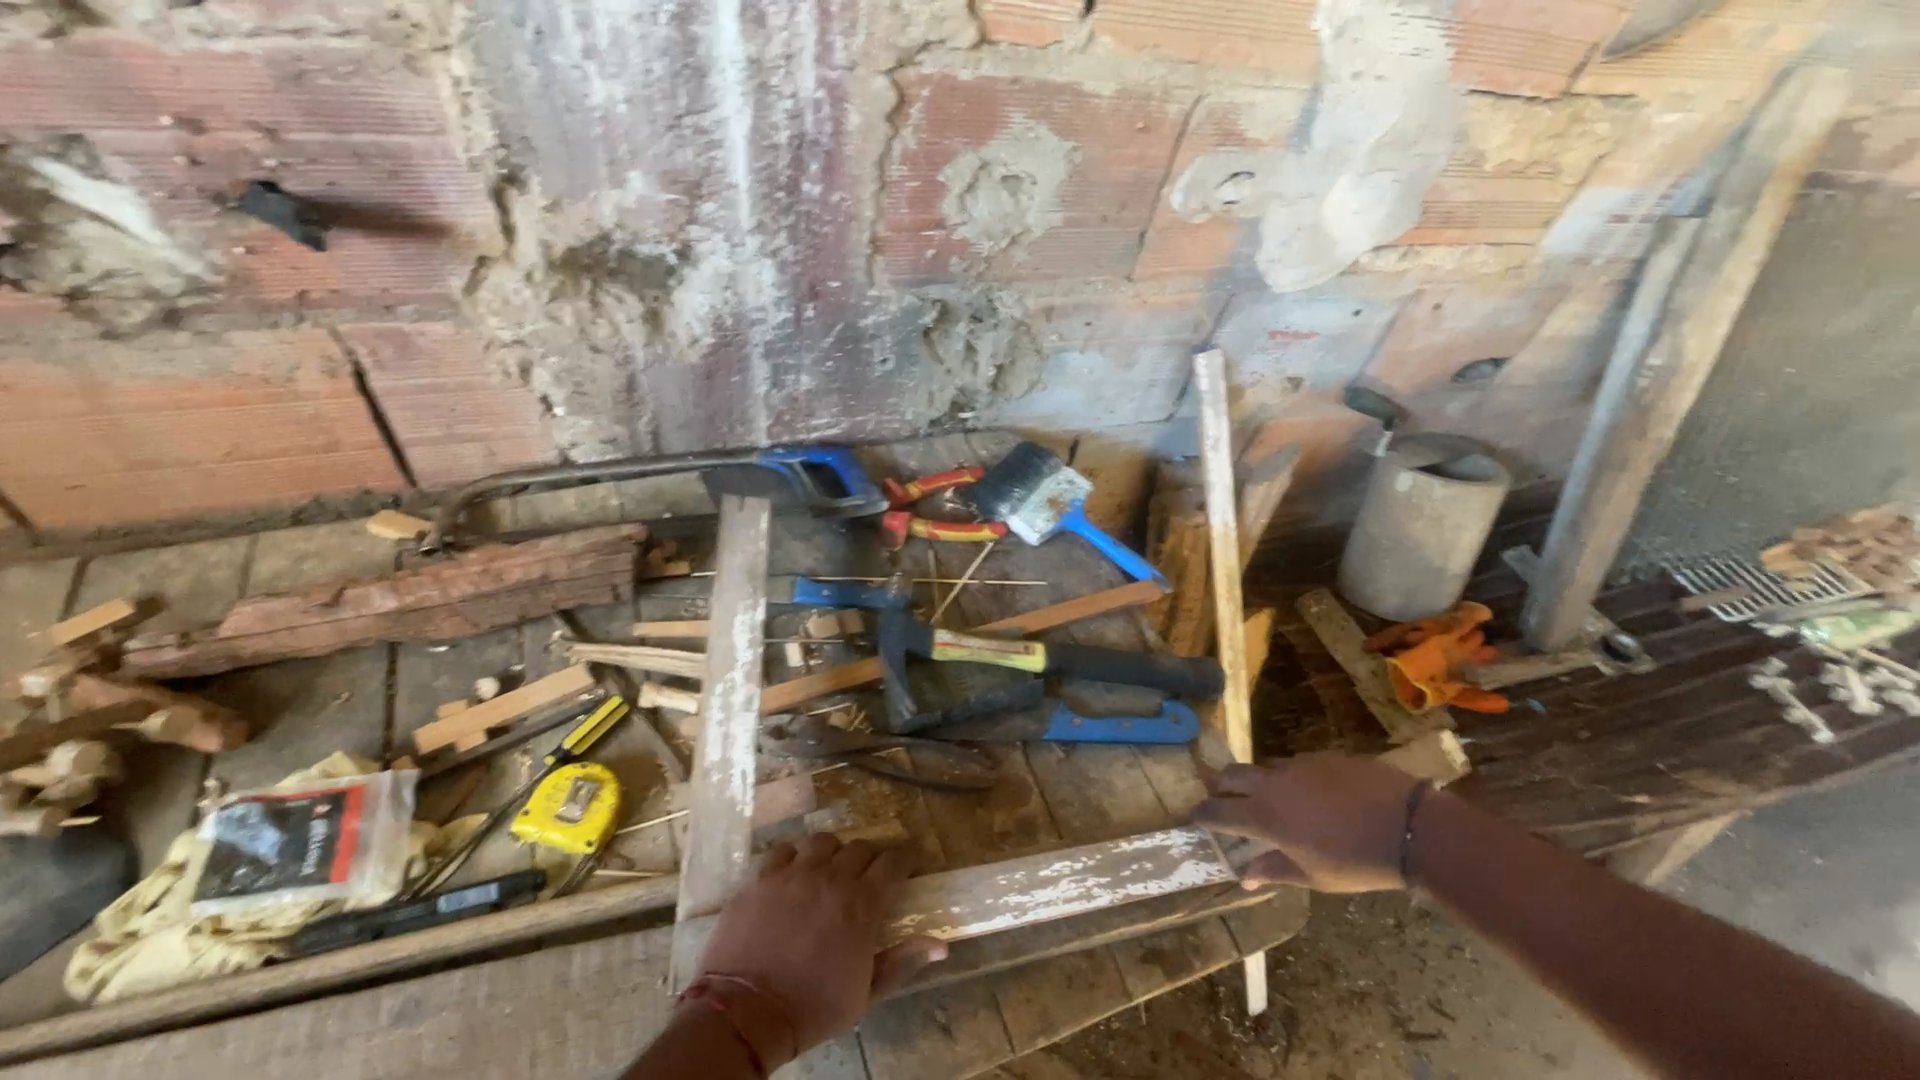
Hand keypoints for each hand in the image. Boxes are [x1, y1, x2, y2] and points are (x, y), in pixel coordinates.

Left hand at [696, 834, 946, 1057]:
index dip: (903, 861)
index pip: (894, 862)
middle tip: (865, 877)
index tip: (905, 868)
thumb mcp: (866, 993)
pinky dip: (792, 857)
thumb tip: (941, 945)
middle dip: (869, 858)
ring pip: (822, 841)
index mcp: (862, 904)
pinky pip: (782, 850)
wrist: (746, 1013)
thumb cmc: (813, 1008)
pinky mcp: (761, 878)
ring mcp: (793, 874)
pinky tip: (792, 875)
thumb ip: (903, 961)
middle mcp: (831, 878)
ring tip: (827, 871)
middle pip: (860, 847)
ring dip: (831, 853)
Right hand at [1193, 754, 1426, 892]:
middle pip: (1232, 774)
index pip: (1218, 812)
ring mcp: (1300, 764)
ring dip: (1260, 782)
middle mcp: (1274, 783)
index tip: (1192, 818)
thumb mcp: (1314, 876)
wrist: (1410, 826)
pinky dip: (1293, 778)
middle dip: (1221, 786)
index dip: (1202, 815)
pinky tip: (1312, 794)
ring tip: (1273, 800)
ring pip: (1266, 767)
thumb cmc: (1358, 862)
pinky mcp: (1325, 755)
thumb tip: (1244, 876)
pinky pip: (1298, 765)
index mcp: (1265, 816)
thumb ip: (1274, 870)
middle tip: (1222, 799)